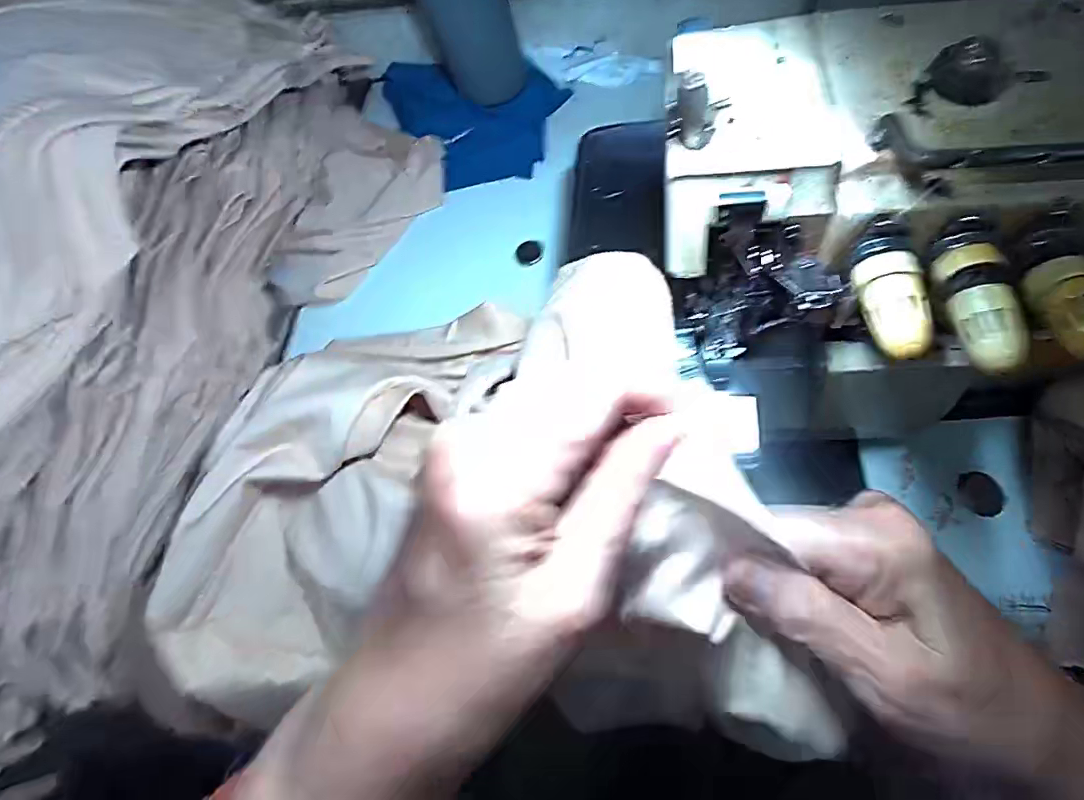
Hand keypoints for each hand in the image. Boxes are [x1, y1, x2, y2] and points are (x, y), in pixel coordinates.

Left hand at [238, 373, 681, 799]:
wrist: (395, 699)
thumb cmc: (492, 666)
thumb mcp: (576, 590)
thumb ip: (622, 490)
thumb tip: (671, 425)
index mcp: (496, 476)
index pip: (590, 392)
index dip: (648, 391)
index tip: (688, 419)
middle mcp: (466, 436)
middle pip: (567, 385)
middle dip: (625, 403)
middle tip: (668, 438)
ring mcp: (450, 438)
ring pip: (548, 395)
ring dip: (597, 415)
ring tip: (633, 452)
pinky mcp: (448, 449)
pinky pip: (525, 415)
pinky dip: (565, 428)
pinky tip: (585, 462)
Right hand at [724, 491, 1068, 774]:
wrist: (1034, 729)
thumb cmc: (965, 712)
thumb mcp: (884, 676)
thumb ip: (807, 616)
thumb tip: (731, 567)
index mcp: (878, 536)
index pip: (778, 527)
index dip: (736, 558)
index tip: (701, 595)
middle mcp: (871, 513)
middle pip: (783, 531)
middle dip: (752, 573)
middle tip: (729, 621)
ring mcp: (873, 526)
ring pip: (792, 544)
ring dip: (771, 583)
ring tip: (753, 623)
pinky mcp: (872, 547)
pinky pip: (811, 556)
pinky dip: (793, 586)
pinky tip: (786, 615)